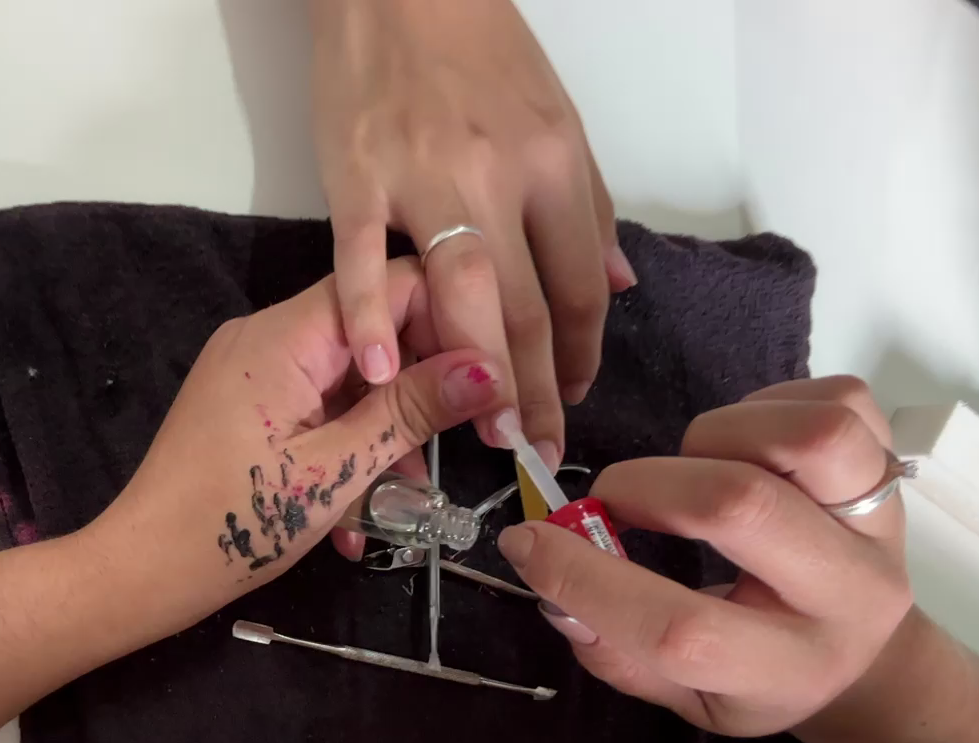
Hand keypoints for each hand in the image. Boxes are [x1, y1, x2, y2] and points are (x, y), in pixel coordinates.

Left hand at [95, 258, 505, 626]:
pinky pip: (313, 411)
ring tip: (403, 503)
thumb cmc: (236, 524)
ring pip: (345, 383)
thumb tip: (490, 369)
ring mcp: (253, 374)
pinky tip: (352, 519)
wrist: (143, 571)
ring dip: (380, 439)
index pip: (387, 285)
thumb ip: (411, 413)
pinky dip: (341, 452)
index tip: (487, 384)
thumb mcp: (335, 472)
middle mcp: (265, 338)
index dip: (448, 325)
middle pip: (369, 336)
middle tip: (454, 450)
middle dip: (416, 394)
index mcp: (283, 337)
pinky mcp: (247, 408)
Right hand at [309, 0, 634, 461]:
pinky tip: (379, 374)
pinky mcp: (355, 179)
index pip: (580, 284)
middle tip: (535, 450)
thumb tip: (622, 284)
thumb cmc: (481, 55)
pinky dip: (368, 317)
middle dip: (536, 390)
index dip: (584, 354)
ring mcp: (421, 178)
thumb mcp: (558, 118)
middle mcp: (499, 175)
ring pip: (459, 293)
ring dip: (475, 374)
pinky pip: (361, 259)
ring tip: (484, 436)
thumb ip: (589, 207)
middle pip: (527, 307)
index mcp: (555, 160)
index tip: (575, 398)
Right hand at [494, 377, 913, 737]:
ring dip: (713, 438)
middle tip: (610, 501)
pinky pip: (839, 400)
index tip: (526, 543)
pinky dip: (768, 405)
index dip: (586, 579)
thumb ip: (612, 652)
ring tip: (686, 466)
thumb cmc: (756, 679)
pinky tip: (735, 442)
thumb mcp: (682, 696)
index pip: (681, 628)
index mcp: (784, 667)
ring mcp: (880, 524)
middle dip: (644, 489)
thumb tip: (548, 581)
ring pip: (807, 438)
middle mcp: (845, 594)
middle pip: (741, 508)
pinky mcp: (891, 469)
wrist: (867, 656)